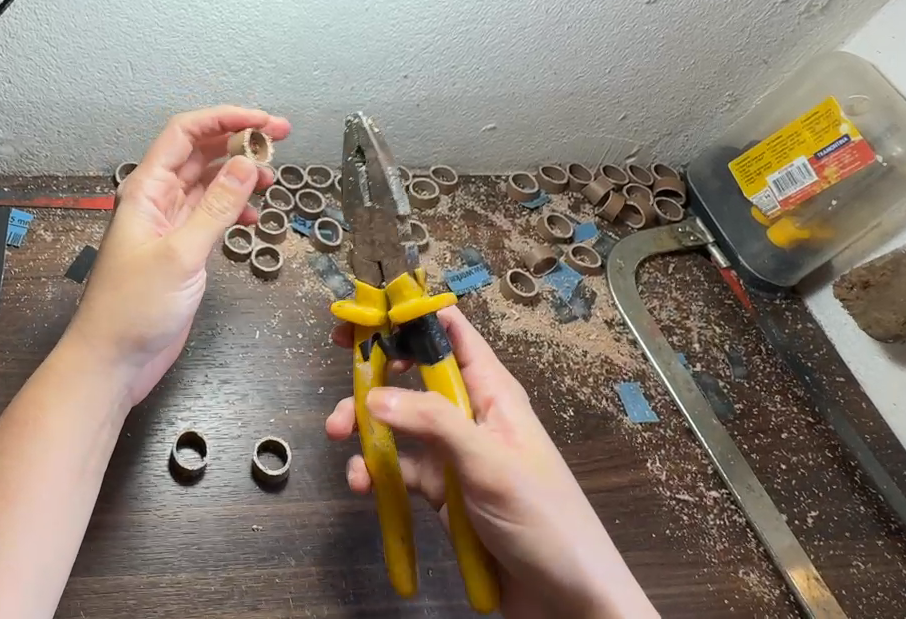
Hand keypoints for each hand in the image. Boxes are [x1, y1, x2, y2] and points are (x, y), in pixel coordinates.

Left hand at [64, 106, 289, 405]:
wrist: (113, 360)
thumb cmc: (135, 307)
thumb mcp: (181, 254)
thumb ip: (216, 206)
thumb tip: (247, 162)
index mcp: (147, 187)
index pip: (186, 132)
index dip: (225, 118)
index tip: (265, 121)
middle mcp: (158, 197)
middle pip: (200, 151)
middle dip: (238, 139)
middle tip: (282, 137)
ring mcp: (170, 223)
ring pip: (208, 181)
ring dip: (239, 174)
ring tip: (272, 178)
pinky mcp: (182, 248)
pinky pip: (211, 213)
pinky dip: (234, 209)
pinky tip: (253, 220)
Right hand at [326, 307, 657, 618]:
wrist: (570, 605)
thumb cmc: (545, 521)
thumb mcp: (490, 464)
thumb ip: (433, 422)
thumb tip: (374, 396)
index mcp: (490, 391)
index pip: (448, 332)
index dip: (408, 316)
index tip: (364, 316)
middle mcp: (467, 412)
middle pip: (411, 372)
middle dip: (373, 371)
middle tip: (340, 369)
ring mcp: (451, 451)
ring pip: (396, 419)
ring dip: (363, 423)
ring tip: (336, 434)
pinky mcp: (439, 489)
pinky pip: (397, 467)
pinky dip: (374, 471)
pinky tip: (362, 484)